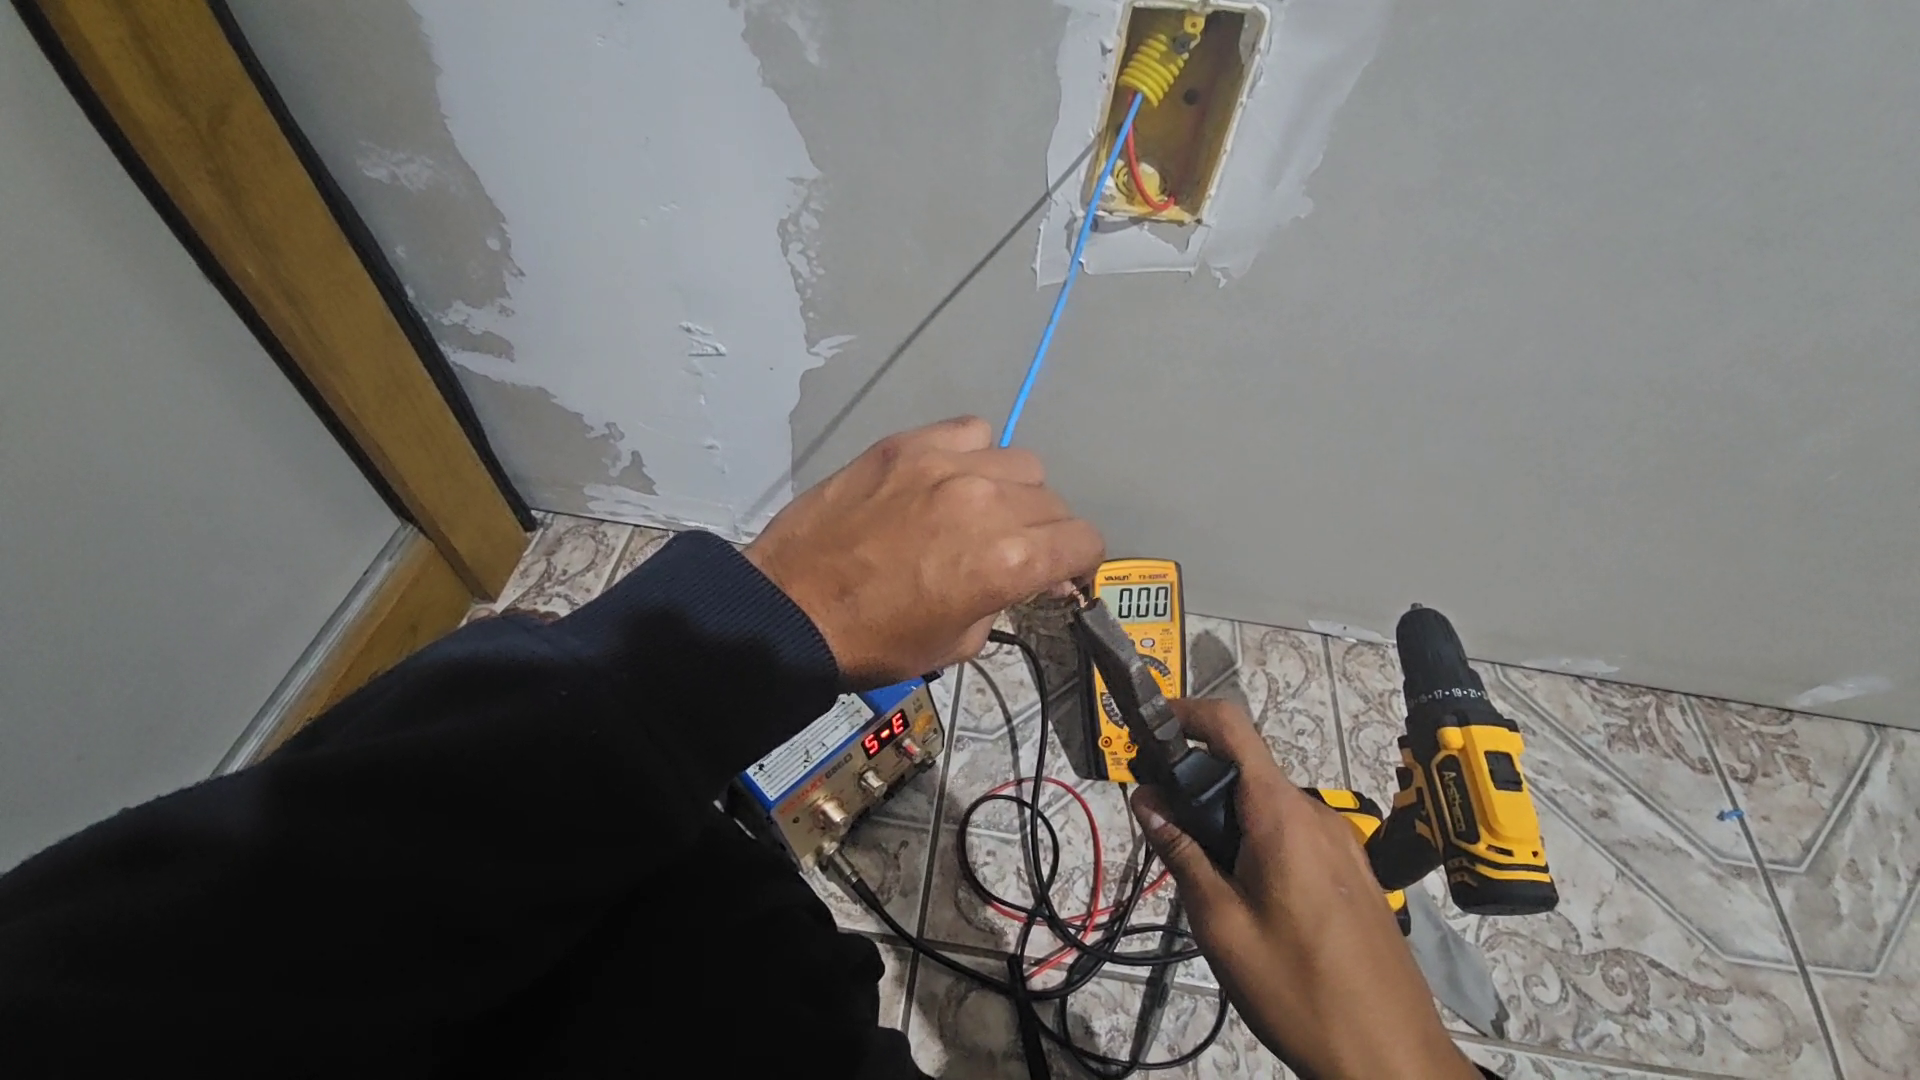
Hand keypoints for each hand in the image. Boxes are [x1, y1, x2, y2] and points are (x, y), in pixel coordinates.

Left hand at [745, 416, 1104, 686]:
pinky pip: (970, 431)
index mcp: (1008, 560)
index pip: (1084, 540)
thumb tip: (1033, 575)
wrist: (790, 608)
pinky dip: (973, 453)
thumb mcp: (958, 642)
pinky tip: (950, 476)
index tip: (1061, 571)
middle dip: (1046, 531)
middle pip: (1054, 501)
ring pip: (1018, 462)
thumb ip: (1007, 598)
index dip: (1079, 561)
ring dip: (1014, 491)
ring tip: (981, 509)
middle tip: (1015, 549)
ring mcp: (946, 466)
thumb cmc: (876, 641)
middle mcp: (989, 503)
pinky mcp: (907, 445)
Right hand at [1131, 700, 1480, 1079]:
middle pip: (1245, 769)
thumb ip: (1181, 852)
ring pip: (1267, 805)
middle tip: (1163, 829)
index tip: (1149, 727)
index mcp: (1281, 814)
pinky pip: (1292, 833)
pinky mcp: (1352, 870)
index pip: (1232, 727)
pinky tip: (1246, 895)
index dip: (1187, 713)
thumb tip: (1146, 799)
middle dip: (1196, 785)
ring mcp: (1340, 841)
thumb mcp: (1221, 924)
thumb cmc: (1297, 990)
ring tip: (1203, 877)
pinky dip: (1256, 841)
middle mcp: (1314, 813)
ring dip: (1226, 820)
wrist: (1394, 1060)